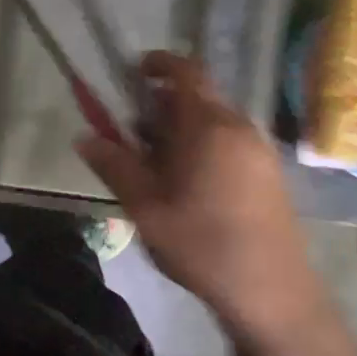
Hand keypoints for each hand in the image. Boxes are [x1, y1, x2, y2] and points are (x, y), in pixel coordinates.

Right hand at [77, 52, 318, 331]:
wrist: (272, 292)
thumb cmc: (202, 245)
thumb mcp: (146, 208)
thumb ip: (115, 166)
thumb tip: (85, 138)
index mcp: (209, 127)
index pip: (185, 71)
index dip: (158, 64)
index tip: (132, 74)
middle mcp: (239, 128)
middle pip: (198, 97)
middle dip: (162, 105)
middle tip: (132, 134)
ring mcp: (260, 151)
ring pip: (214, 122)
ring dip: (182, 129)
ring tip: (155, 165)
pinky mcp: (270, 174)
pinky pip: (231, 142)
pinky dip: (204, 146)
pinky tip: (188, 185)